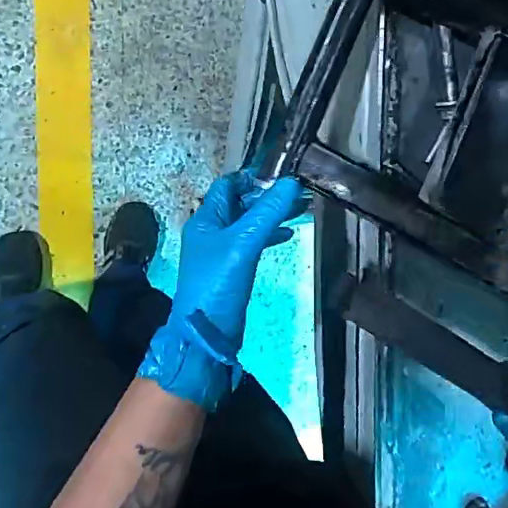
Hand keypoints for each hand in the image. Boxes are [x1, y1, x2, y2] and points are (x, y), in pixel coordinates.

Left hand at [137, 172, 303, 410]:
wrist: (206, 333)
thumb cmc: (217, 284)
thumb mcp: (242, 245)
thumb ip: (266, 214)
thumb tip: (290, 183)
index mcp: (204, 220)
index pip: (228, 186)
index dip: (252, 177)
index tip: (283, 174)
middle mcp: (210, 231)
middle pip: (240, 204)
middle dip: (268, 196)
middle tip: (300, 192)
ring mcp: (220, 251)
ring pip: (248, 223)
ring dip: (271, 215)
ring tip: (302, 209)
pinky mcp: (230, 269)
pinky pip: (251, 243)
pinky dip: (268, 235)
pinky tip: (287, 234)